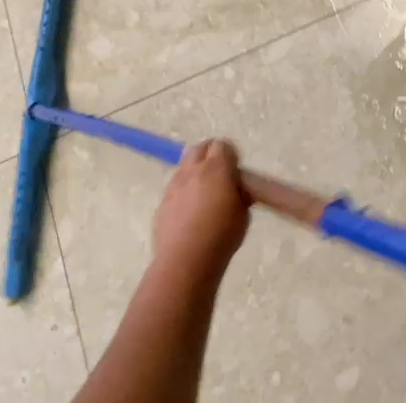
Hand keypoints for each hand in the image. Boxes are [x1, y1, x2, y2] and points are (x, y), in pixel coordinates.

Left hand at [150, 139, 251, 271]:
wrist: (185, 260)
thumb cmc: (221, 235)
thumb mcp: (243, 212)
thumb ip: (239, 194)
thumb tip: (236, 188)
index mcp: (216, 168)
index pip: (222, 145)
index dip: (230, 154)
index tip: (235, 170)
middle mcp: (192, 171)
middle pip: (198, 148)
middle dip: (209, 154)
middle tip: (219, 173)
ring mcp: (173, 187)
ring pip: (183, 167)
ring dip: (194, 172)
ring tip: (203, 194)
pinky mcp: (162, 204)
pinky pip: (174, 189)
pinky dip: (183, 192)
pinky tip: (189, 213)